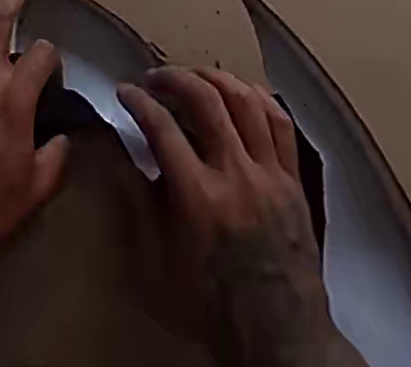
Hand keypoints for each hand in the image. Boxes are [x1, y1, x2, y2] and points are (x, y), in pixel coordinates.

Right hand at [119, 67, 364, 366]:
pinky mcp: (293, 180)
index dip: (138, 101)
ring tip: (193, 75)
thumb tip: (117, 150)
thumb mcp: (155, 258)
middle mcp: (235, 175)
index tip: (124, 91)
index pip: (161, 127)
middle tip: (154, 77)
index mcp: (197, 196)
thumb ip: (136, 199)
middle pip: (205, 100)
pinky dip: (257, 97)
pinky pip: (280, 123)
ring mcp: (270, 174)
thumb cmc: (208, 300)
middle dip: (174, 77)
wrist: (279, 335)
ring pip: (245, 102)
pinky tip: (239, 91)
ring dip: (214, 78)